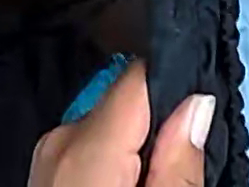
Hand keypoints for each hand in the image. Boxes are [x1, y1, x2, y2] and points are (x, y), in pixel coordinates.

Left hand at [30, 61, 214, 186]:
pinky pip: (88, 146)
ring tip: (160, 168)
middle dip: (158, 117)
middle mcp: (59, 140)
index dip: (177, 73)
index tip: (205, 86)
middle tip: (189, 147)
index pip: (139, 73)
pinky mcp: (43, 177)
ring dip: (137, 139)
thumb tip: (198, 102)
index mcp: (86, 146)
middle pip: (126, 98)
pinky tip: (132, 177)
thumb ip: (178, 165)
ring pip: (109, 122)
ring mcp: (46, 159)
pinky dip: (113, 155)